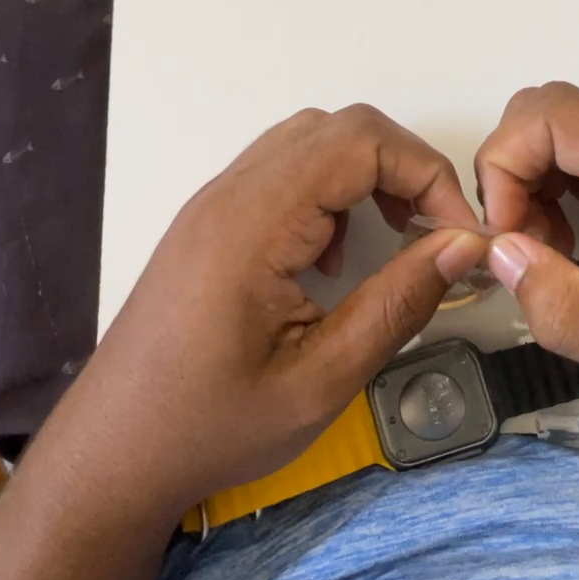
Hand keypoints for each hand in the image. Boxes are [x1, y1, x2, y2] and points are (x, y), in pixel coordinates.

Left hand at [68, 105, 487, 512]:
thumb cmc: (213, 426)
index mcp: (255, 223)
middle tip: (434, 233)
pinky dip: (329, 193)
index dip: (425, 173)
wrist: (114, 451)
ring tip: (392, 237)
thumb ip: (398, 305)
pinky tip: (333, 258)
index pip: (359, 143)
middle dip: (403, 167)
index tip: (460, 236)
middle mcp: (231, 193)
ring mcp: (214, 203)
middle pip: (338, 128)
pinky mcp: (210, 221)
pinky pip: (283, 173)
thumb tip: (464, 246)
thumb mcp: (320, 381)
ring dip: (366, 176)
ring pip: (309, 142)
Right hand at [475, 82, 578, 424]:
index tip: (506, 240)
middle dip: (513, 174)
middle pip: (554, 111)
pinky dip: (565, 184)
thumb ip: (572, 311)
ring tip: (554, 252)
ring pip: (571, 125)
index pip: (551, 115)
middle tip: (525, 248)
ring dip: (536, 181)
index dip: (503, 168)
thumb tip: (501, 253)